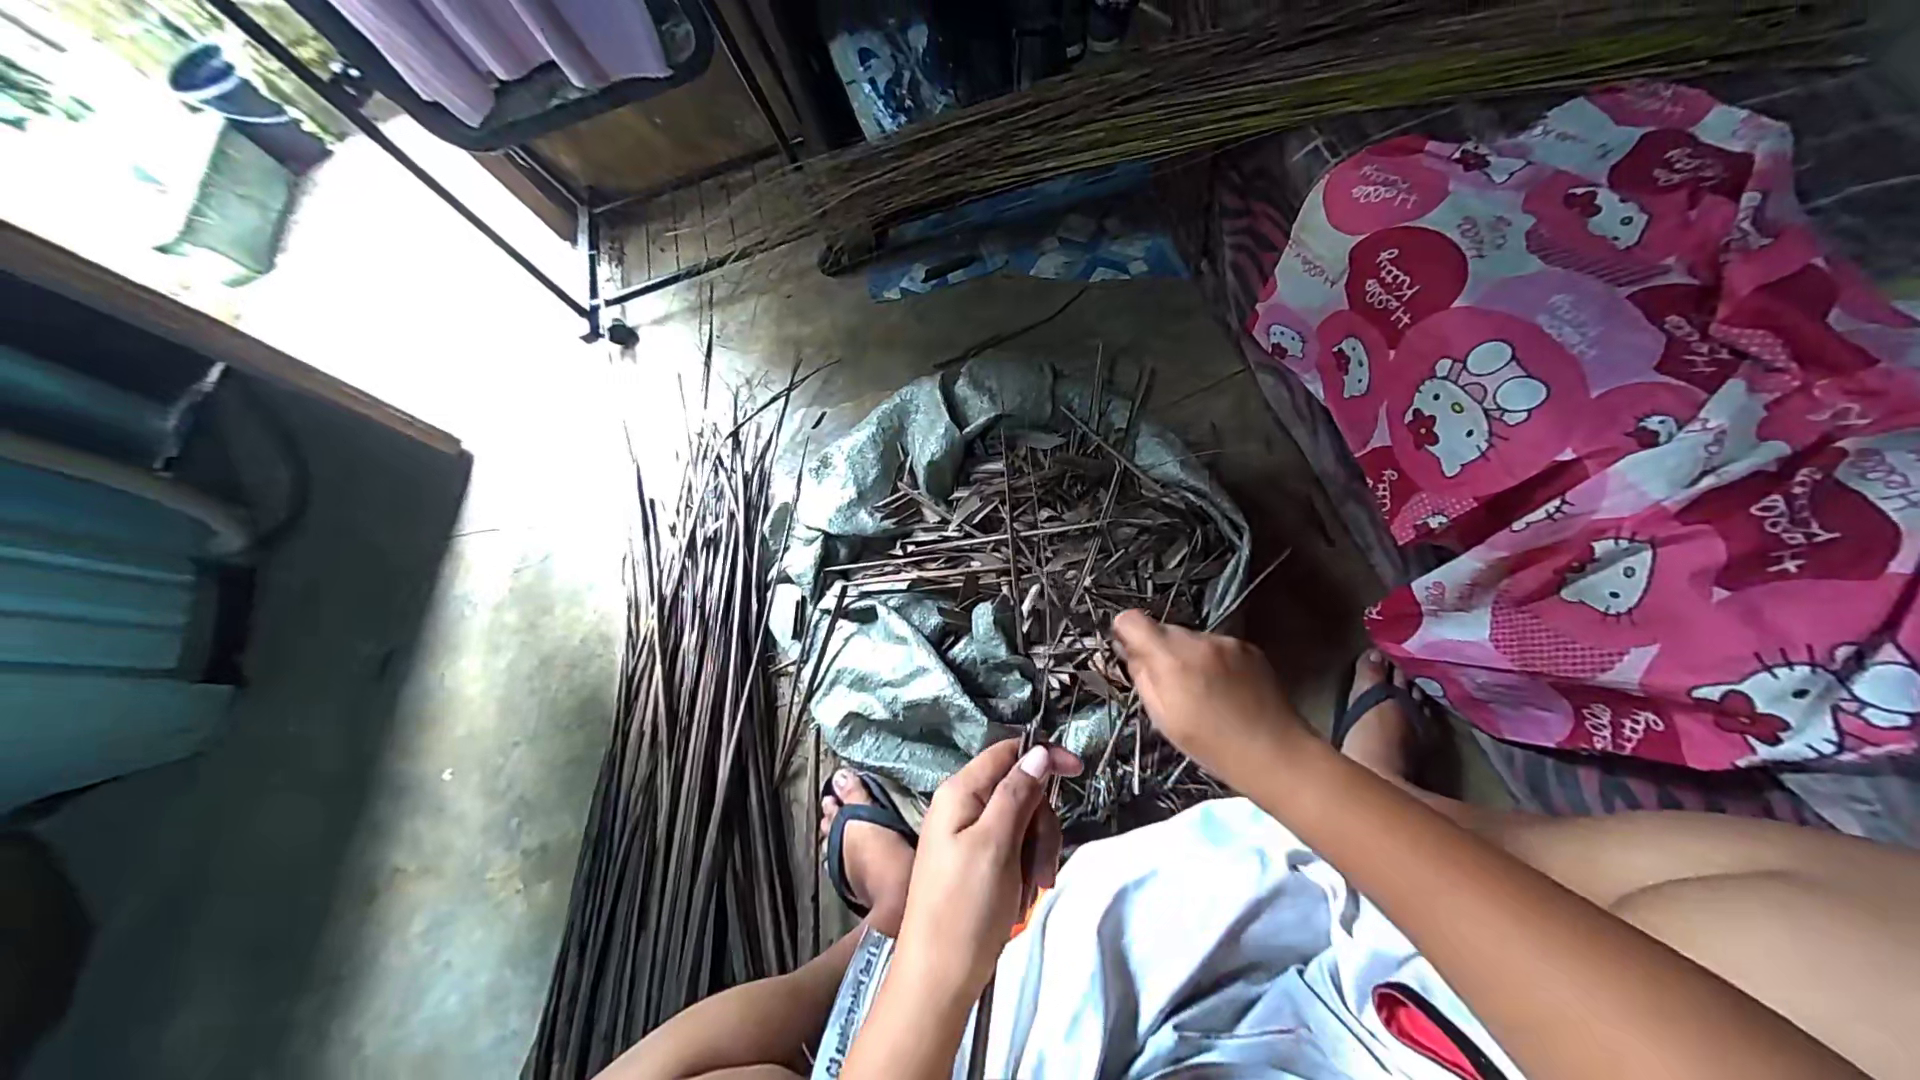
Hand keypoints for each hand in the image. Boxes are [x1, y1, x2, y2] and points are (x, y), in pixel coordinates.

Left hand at [891, 739, 1081, 997]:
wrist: (939, 976)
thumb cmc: (966, 907)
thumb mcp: (997, 843)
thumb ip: (1017, 792)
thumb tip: (1037, 751)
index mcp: (960, 791)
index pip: (1007, 751)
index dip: (1043, 755)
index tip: (1077, 771)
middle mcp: (962, 805)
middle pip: (1020, 790)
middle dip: (1040, 824)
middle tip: (1041, 864)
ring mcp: (968, 835)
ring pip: (1022, 822)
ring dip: (1035, 853)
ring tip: (1028, 889)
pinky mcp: (976, 861)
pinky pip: (1013, 850)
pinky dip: (1024, 870)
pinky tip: (1017, 897)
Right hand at [1111, 609, 1310, 786]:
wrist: (1275, 753)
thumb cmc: (1210, 745)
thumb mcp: (1162, 717)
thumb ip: (1141, 676)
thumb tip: (1129, 650)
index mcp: (1171, 658)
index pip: (1132, 619)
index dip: (1126, 633)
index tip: (1132, 654)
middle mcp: (1198, 641)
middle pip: (1164, 630)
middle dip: (1161, 650)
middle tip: (1172, 684)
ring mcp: (1227, 642)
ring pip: (1192, 639)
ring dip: (1188, 656)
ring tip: (1204, 691)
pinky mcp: (1249, 647)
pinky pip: (1217, 646)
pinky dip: (1213, 660)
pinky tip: (1226, 688)